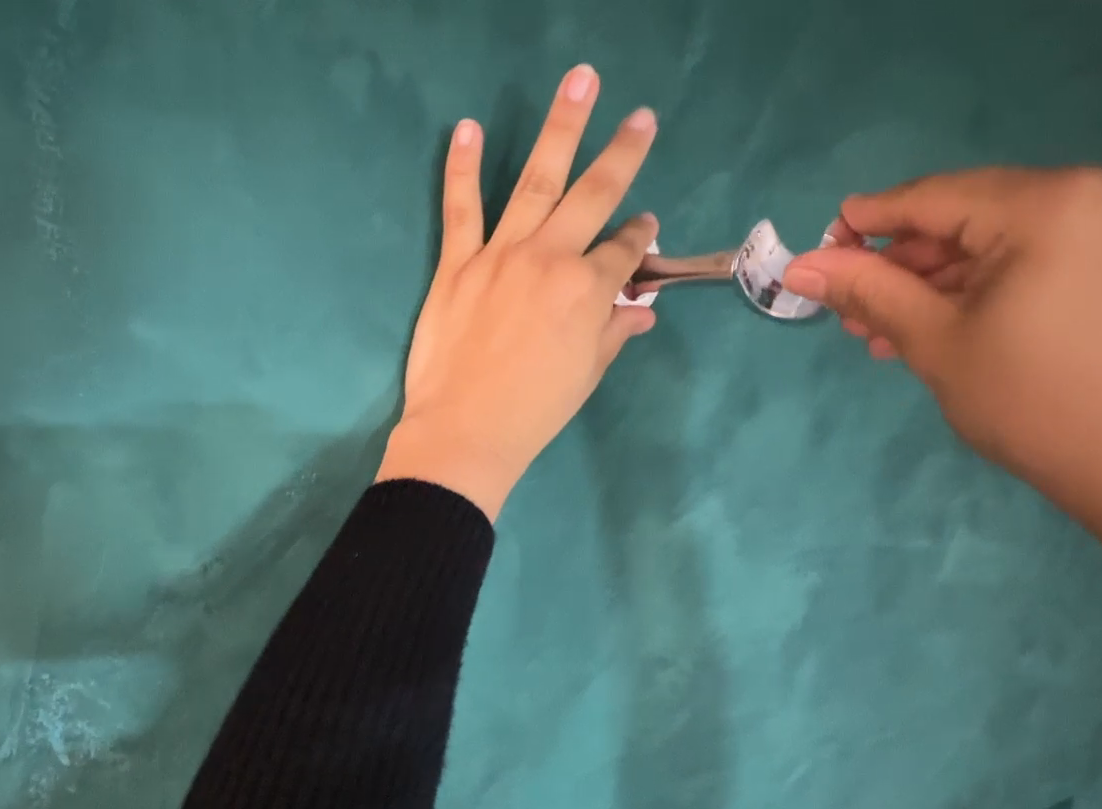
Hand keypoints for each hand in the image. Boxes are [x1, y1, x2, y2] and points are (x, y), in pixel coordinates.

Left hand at [376, 64, 659, 520]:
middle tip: (641, 118)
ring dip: (561, 128)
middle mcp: (551, 260)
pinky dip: (461, 168)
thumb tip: (642, 310)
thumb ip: (612, 333)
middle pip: (594, 196)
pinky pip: (460, 209)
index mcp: (589, 291)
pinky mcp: (456, 265)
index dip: (640, 239)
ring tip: (580, 81)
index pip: (625, 251)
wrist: (463, 432)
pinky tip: (466, 128)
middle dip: (622, 154)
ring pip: (536, 182)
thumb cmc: (532, 414)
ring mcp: (501, 256)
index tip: (645, 228)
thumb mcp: (585, 376)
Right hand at [785, 162, 1101, 642]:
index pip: (936, 197)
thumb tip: (800, 266)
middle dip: (907, 264)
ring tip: (893, 331)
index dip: (868, 222)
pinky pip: (1056, 251)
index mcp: (1057, 200)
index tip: (819, 251)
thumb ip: (868, 292)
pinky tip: (957, 324)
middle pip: (977, 213)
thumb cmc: (1040, 404)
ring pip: (1014, 235)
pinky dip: (1000, 283)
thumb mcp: (937, 344)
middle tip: (855, 313)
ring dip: (948, 280)